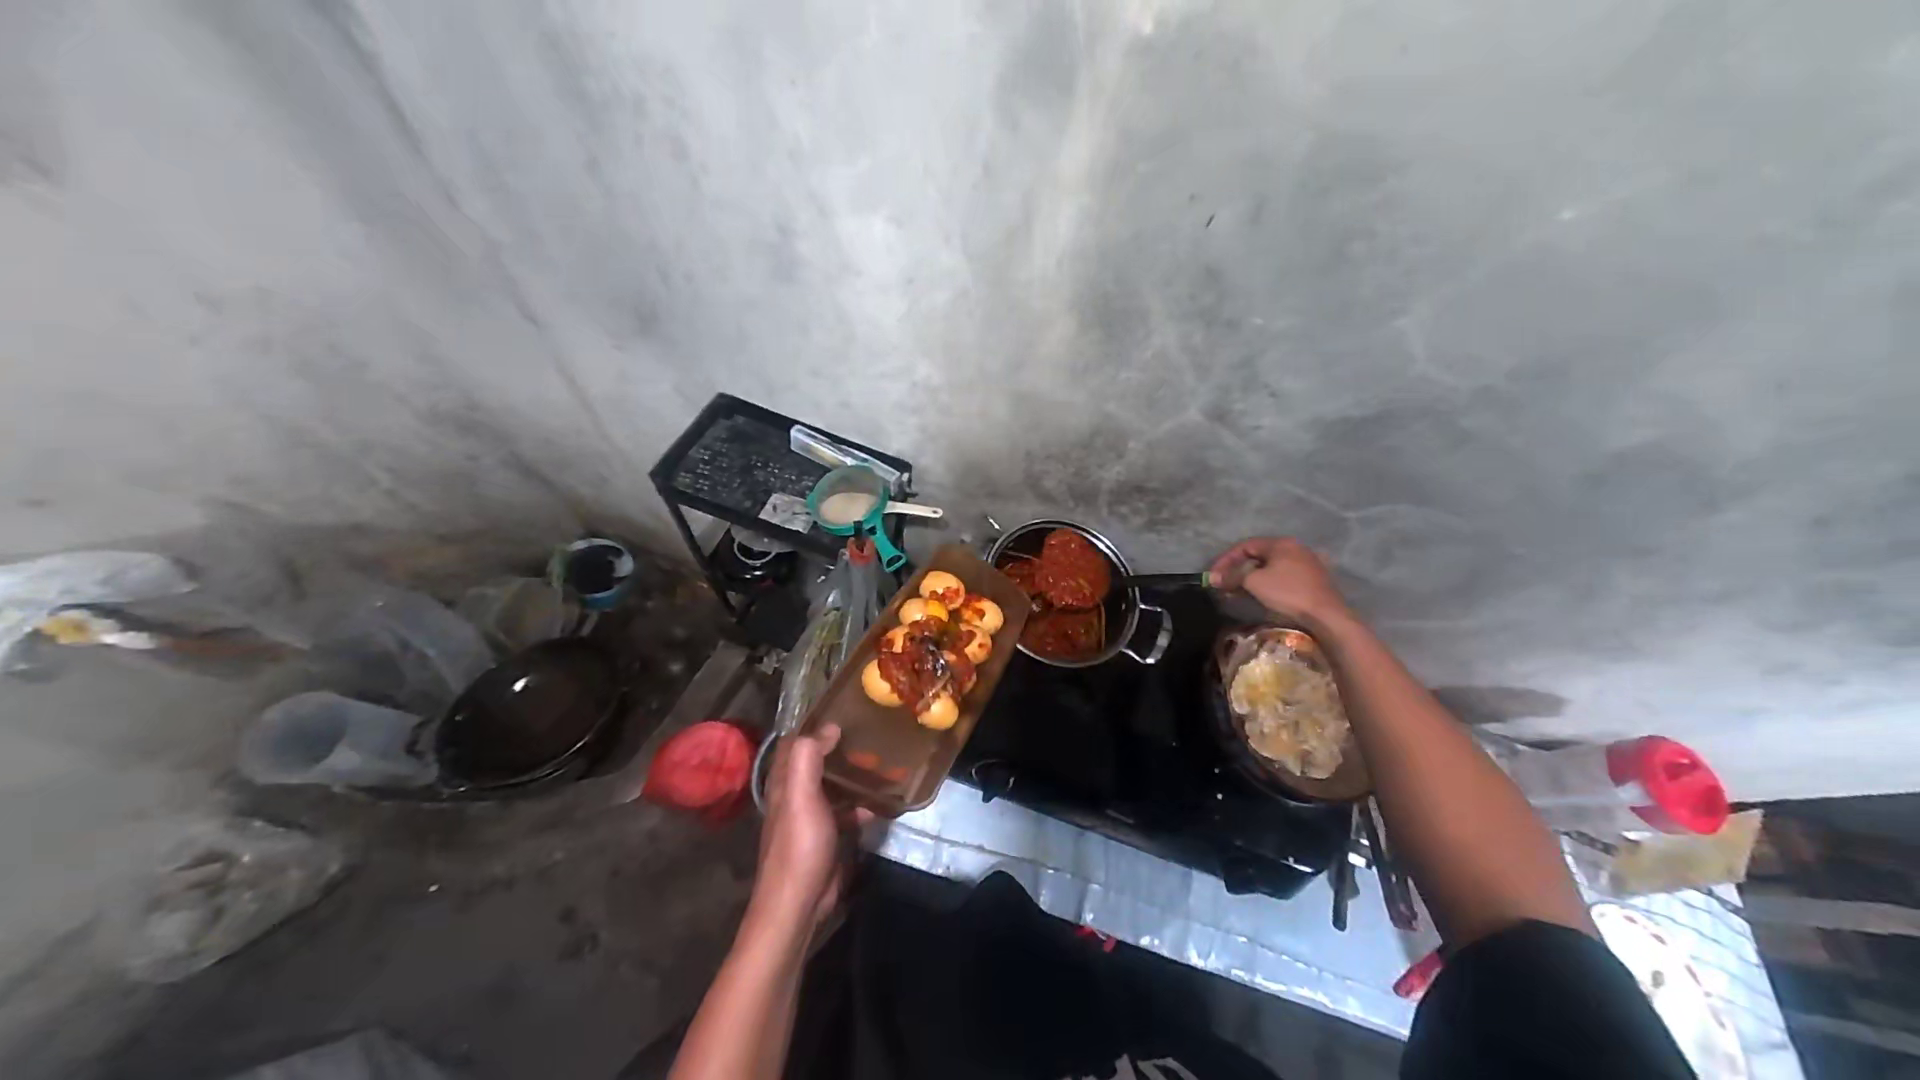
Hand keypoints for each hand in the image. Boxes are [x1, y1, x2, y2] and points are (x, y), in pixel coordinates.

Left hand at [755, 725, 871, 927]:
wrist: (798, 904)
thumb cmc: (799, 845)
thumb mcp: (800, 795)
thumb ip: (809, 757)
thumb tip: (829, 727)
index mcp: (783, 782)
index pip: (794, 742)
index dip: (814, 724)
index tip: (844, 710)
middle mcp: (793, 795)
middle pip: (815, 762)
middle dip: (838, 747)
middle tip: (870, 732)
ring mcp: (810, 818)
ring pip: (832, 785)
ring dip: (851, 774)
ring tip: (881, 759)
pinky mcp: (826, 838)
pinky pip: (845, 811)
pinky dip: (860, 804)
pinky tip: (880, 803)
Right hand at [1209, 537, 1351, 628]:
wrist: (1326, 615)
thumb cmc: (1287, 592)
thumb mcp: (1254, 582)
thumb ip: (1232, 576)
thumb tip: (1212, 578)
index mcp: (1281, 543)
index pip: (1245, 546)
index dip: (1225, 560)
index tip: (1213, 575)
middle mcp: (1295, 548)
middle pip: (1258, 556)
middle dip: (1238, 570)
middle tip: (1224, 584)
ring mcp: (1307, 563)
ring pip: (1271, 567)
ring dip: (1251, 578)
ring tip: (1239, 592)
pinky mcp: (1314, 580)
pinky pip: (1283, 576)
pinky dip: (1267, 583)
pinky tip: (1261, 595)